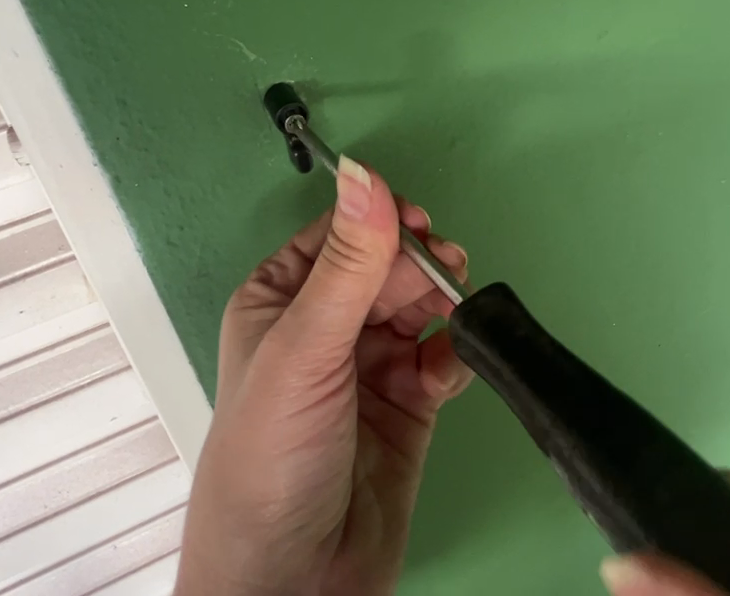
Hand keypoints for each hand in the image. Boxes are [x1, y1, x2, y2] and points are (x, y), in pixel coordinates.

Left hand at [175, 157, 472, 595]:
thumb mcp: (306, 349)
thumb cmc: (272, 457)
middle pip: (387, 267)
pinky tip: (450, 368)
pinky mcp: (407, 403)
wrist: (296, 584)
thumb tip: (364, 174)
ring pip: (419, 307)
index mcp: (282, 297)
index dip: (381, 223)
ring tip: (457, 316)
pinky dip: (453, 355)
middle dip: (419, 266)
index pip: (342, 235)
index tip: (420, 223)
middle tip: (447, 274)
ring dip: (443, 305)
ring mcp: (368, 364)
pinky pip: (441, 357)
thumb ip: (348, 263)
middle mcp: (324, 325)